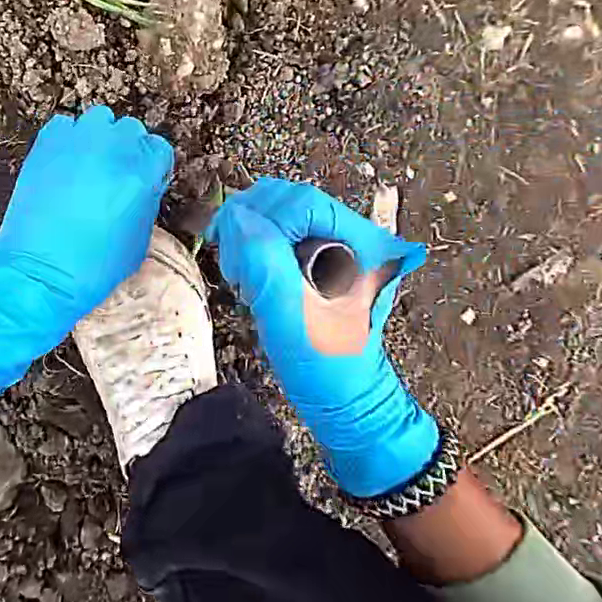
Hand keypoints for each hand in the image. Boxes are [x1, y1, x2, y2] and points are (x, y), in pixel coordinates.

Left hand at [0, 105, 173, 417]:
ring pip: (98, 119)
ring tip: (88, 162)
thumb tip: (142, 186)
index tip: (142, 179)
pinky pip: (64, 125)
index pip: (159, 148)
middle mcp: (116, 147)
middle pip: (130, 129)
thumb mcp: (140, 239)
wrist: (42, 273)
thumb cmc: (96, 266)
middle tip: (113, 173)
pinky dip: (67, 138)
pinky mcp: (47, 142)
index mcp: (144, 172)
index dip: (151, 165)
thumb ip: (147, 200)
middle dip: (125, 149)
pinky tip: (62, 162)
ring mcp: (80, 140)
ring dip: (98, 136)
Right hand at [205, 178, 435, 496]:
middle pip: (289, 200)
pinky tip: (249, 274)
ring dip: (249, 235)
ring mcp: (337, 244)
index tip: (240, 259)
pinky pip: (276, 230)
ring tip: (243, 275)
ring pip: (278, 212)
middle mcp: (356, 235)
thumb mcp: (291, 319)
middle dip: (252, 225)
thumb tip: (237, 216)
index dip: (263, 221)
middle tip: (236, 267)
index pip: (302, 202)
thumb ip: (264, 262)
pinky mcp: (319, 255)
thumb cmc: (327, 367)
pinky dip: (253, 244)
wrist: (345, 401)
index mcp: (365, 244)